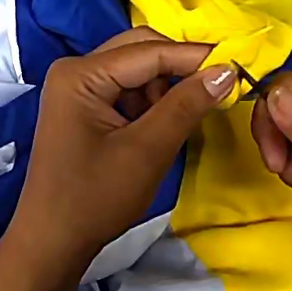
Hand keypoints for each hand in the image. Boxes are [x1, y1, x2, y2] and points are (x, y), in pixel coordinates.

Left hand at [6, 28, 233, 273]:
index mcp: (80, 73)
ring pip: (135, 69)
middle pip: (139, 50)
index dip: (195, 57)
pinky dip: (148, 102)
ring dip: (163, 88)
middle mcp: (74, 69)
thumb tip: (226, 71)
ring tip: (175, 123)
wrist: (52, 239)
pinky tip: (157, 128)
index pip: (148, 51)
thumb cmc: (95, 197)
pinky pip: (124, 88)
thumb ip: (186, 106)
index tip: (239, 66)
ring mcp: (75, 86)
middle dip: (178, 69)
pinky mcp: (81, 104)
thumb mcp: (147, 151)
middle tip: (217, 90)